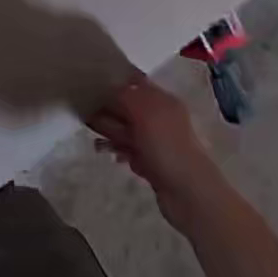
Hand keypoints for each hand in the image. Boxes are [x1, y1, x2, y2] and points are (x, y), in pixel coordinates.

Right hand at [88, 76, 223, 230]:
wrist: (187, 192)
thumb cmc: (166, 146)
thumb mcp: (145, 113)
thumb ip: (127, 97)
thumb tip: (112, 89)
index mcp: (164, 100)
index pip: (139, 84)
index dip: (119, 84)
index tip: (95, 88)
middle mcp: (163, 118)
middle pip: (132, 109)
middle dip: (111, 113)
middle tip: (89, 118)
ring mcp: (159, 143)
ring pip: (131, 132)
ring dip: (113, 135)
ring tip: (97, 143)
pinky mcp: (155, 165)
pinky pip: (134, 153)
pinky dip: (122, 153)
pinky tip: (114, 157)